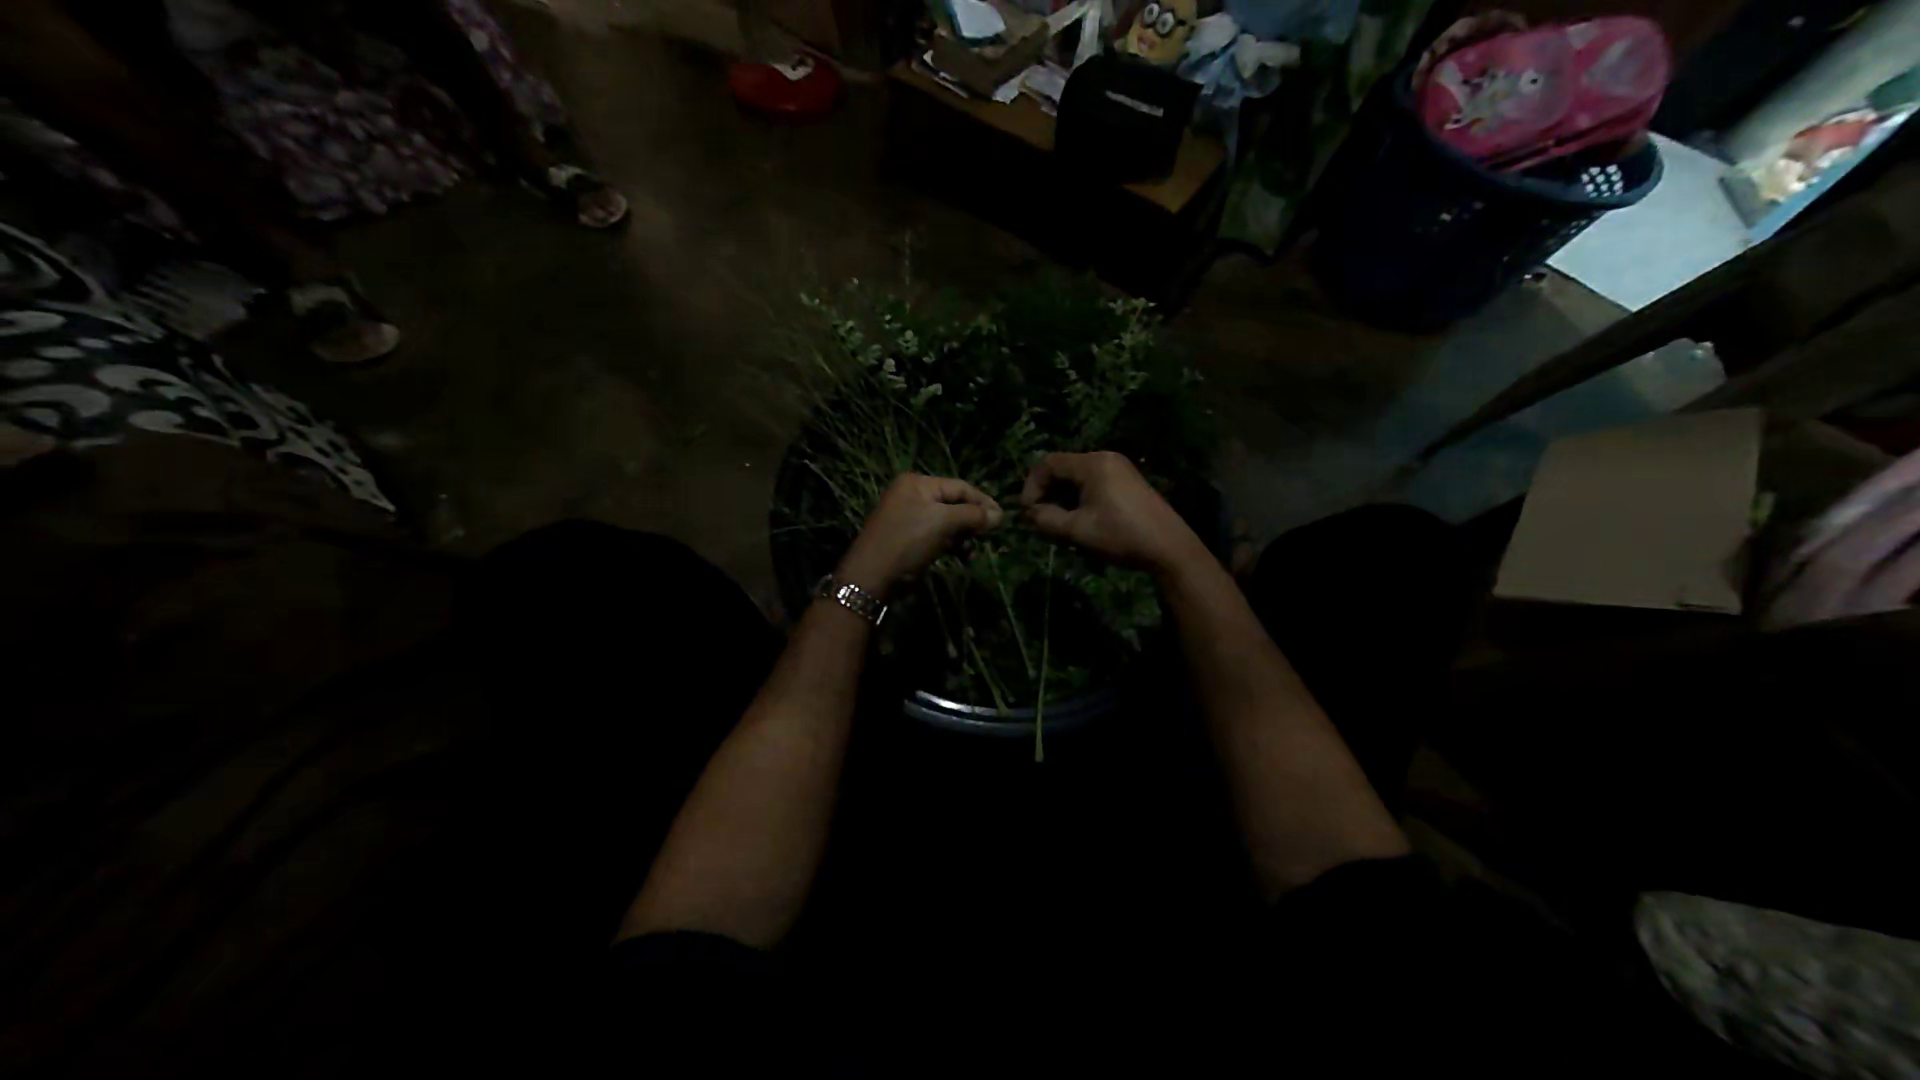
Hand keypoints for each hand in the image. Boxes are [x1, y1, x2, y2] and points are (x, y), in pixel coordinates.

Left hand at [836, 473, 1003, 596]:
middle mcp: (913, 495)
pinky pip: (939, 536)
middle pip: (954, 503)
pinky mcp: (911, 539)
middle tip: (990, 535)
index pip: (960, 486)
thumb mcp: (943, 522)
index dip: (983, 501)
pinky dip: (952, 544)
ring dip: (964, 534)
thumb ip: (973, 515)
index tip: (1002, 518)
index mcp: (918, 483)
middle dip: (973, 519)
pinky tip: (963, 556)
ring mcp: (911, 517)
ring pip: (948, 521)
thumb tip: (1000, 516)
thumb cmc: (908, 540)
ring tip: (974, 549)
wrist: (873, 575)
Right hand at [1020, 451, 1207, 573]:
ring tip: (1058, 524)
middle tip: (1039, 520)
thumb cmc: (1122, 536)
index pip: (1048, 463)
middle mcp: (1105, 458)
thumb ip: (1046, 520)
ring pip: (1076, 477)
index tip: (1027, 512)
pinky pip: (1092, 483)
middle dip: (1046, 493)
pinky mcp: (1126, 482)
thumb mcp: (1078, 530)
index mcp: (1093, 464)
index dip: (1031, 486)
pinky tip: (1079, 521)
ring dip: (1062, 498)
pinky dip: (1078, 498)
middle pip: (1062, 468)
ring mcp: (1118, 469)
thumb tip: (1030, 514)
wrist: (1169, 548)